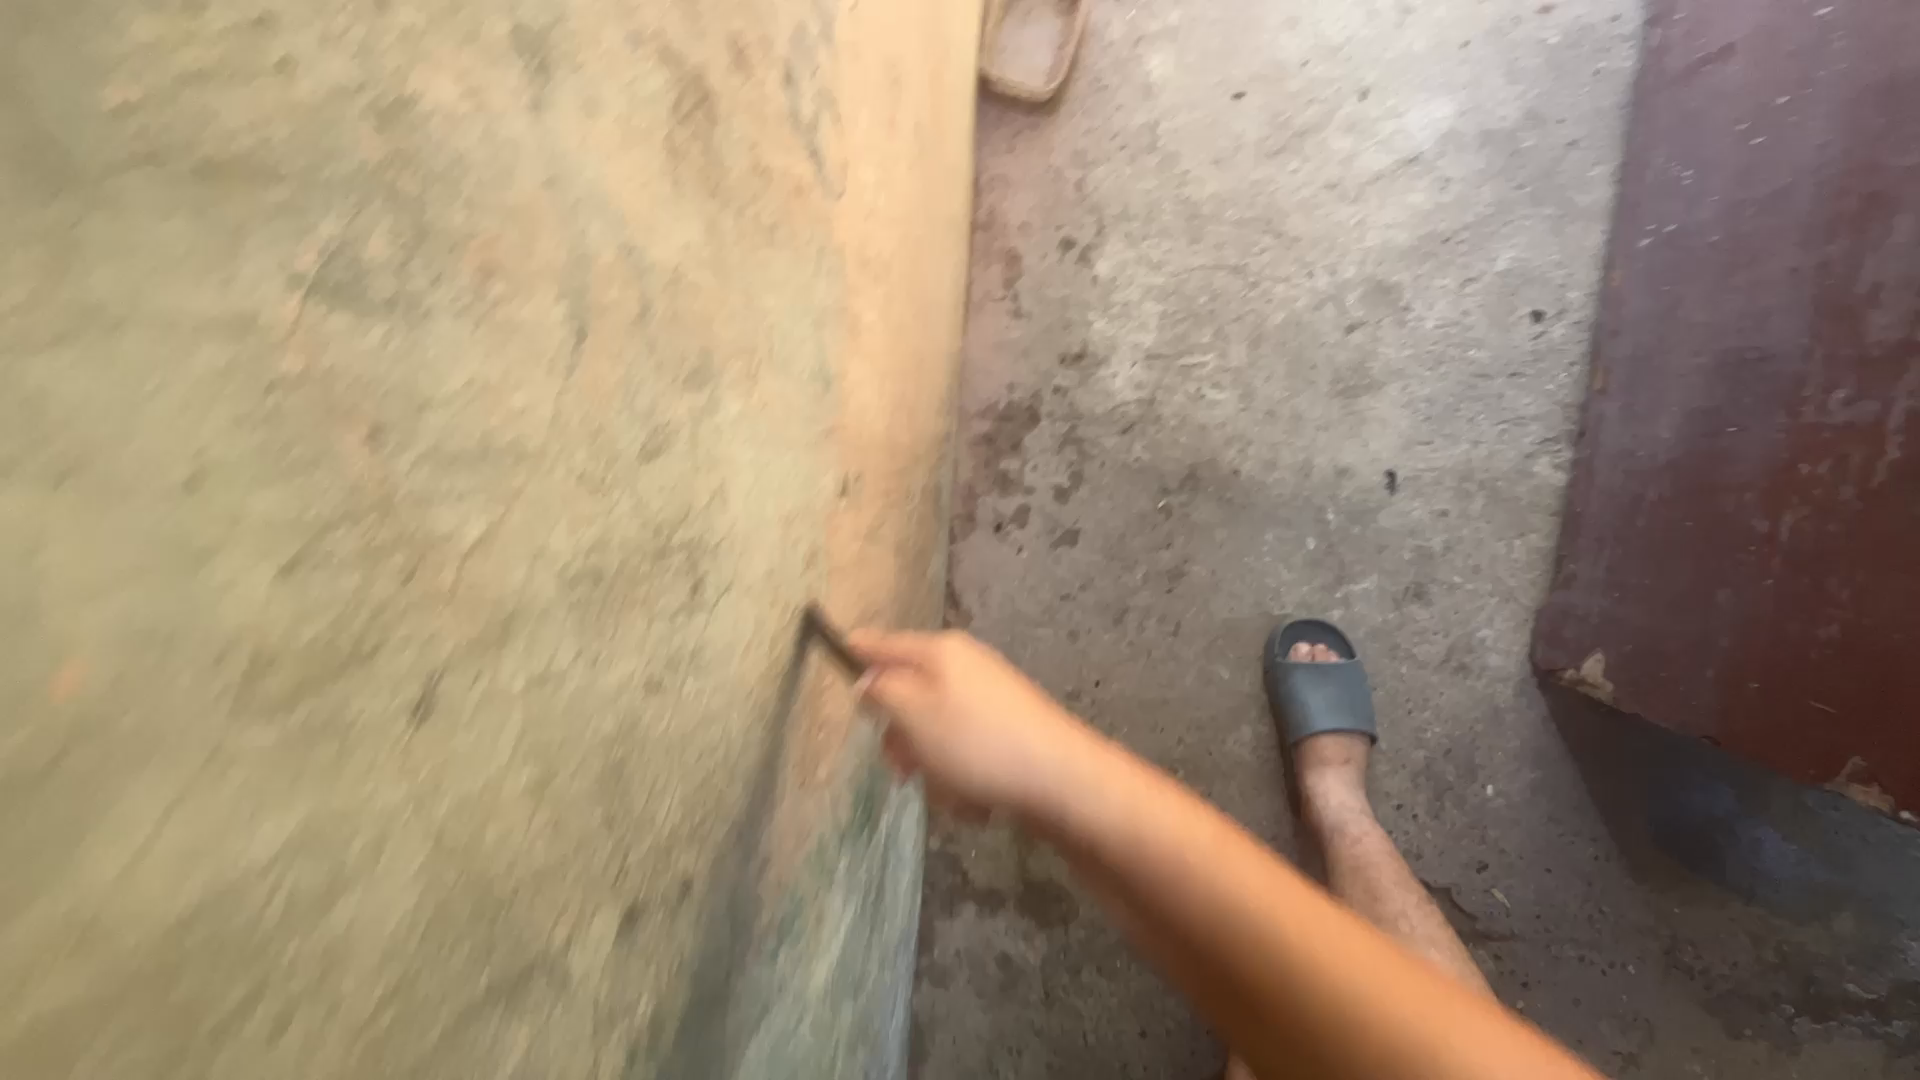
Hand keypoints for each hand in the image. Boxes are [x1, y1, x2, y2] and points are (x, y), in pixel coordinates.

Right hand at [848, 629, 1095, 816]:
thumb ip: (882, 691)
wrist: (1060, 780)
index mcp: (940, 652)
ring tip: (951, 791)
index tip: (835, 652)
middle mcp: (965, 667)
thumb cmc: (976, 743)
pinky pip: (964, 753)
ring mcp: (989, 699)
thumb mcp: (914, 713)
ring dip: (932, 767)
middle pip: (909, 695)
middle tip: (903, 767)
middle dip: (901, 736)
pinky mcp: (1007, 732)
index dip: (858, 651)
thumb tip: (867, 679)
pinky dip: (962, 778)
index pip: (885, 643)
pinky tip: (975, 800)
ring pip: (934, 732)